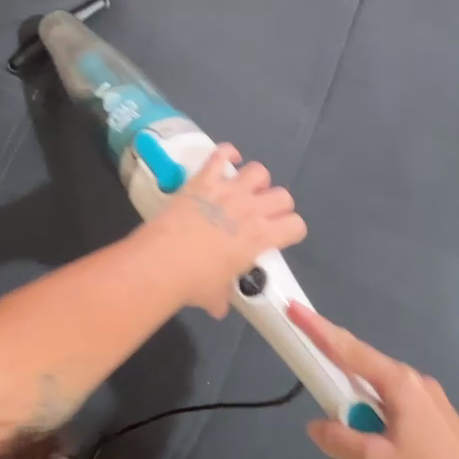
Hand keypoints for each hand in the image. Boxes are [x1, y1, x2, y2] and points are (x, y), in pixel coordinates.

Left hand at [137, 143, 305, 317]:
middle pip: (283, 195)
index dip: (292, 229)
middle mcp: (250, 209)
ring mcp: (227, 190)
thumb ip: (224, 296)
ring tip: (246, 190)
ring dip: (257, 180)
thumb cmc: (194, 282)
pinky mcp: (203, 179)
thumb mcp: (217, 295)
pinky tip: (228, 160)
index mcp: (260, 237)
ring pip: (259, 171)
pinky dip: (228, 153)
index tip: (281, 234)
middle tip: (263, 214)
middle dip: (277, 204)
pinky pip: (221, 154)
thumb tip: (219, 304)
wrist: (162, 261)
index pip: (296, 225)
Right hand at [289, 305, 458, 458]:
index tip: (293, 308)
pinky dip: (382, 426)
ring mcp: (435, 405)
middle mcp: (418, 384)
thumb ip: (341, 440)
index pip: (348, 349)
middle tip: (321, 401)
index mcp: (401, 384)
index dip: (318, 329)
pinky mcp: (446, 428)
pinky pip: (400, 414)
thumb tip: (316, 425)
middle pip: (365, 370)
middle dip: (340, 382)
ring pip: (383, 398)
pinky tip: (385, 454)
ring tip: (362, 452)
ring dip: (363, 413)